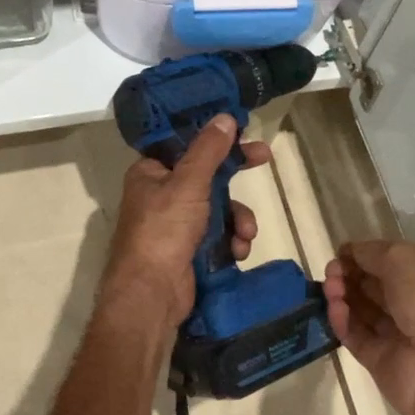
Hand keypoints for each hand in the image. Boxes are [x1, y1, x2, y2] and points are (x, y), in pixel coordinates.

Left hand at [100, 114, 271, 327]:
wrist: (151, 297)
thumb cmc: (163, 230)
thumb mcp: (188, 183)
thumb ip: (209, 150)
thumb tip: (225, 117)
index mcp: (150, 172)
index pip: (185, 144)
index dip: (214, 137)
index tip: (242, 131)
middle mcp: (160, 195)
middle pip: (206, 175)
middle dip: (234, 176)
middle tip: (264, 159)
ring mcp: (174, 225)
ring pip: (217, 207)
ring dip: (237, 218)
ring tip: (246, 233)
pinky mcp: (188, 251)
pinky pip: (218, 236)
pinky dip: (231, 241)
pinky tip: (239, 251)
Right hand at [323, 240, 414, 414]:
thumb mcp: (402, 258)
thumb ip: (371, 252)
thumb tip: (350, 253)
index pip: (387, 263)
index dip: (362, 256)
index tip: (341, 254)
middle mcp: (411, 304)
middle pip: (371, 286)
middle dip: (348, 274)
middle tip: (332, 273)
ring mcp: (395, 335)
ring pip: (360, 310)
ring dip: (342, 295)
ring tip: (330, 288)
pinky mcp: (379, 361)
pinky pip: (355, 336)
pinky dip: (342, 321)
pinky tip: (336, 308)